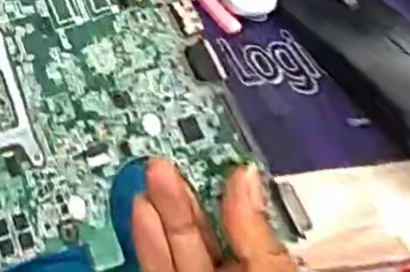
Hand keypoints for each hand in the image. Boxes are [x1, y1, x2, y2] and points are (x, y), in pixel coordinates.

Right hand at [131, 161, 294, 271]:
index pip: (250, 222)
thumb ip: (258, 237)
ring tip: (153, 170)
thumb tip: (246, 174)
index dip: (230, 186)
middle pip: (208, 229)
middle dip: (187, 191)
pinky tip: (141, 209)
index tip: (211, 150)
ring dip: (164, 206)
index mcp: (268, 268)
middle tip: (172, 156)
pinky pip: (158, 266)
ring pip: (180, 244)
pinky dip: (148, 239)